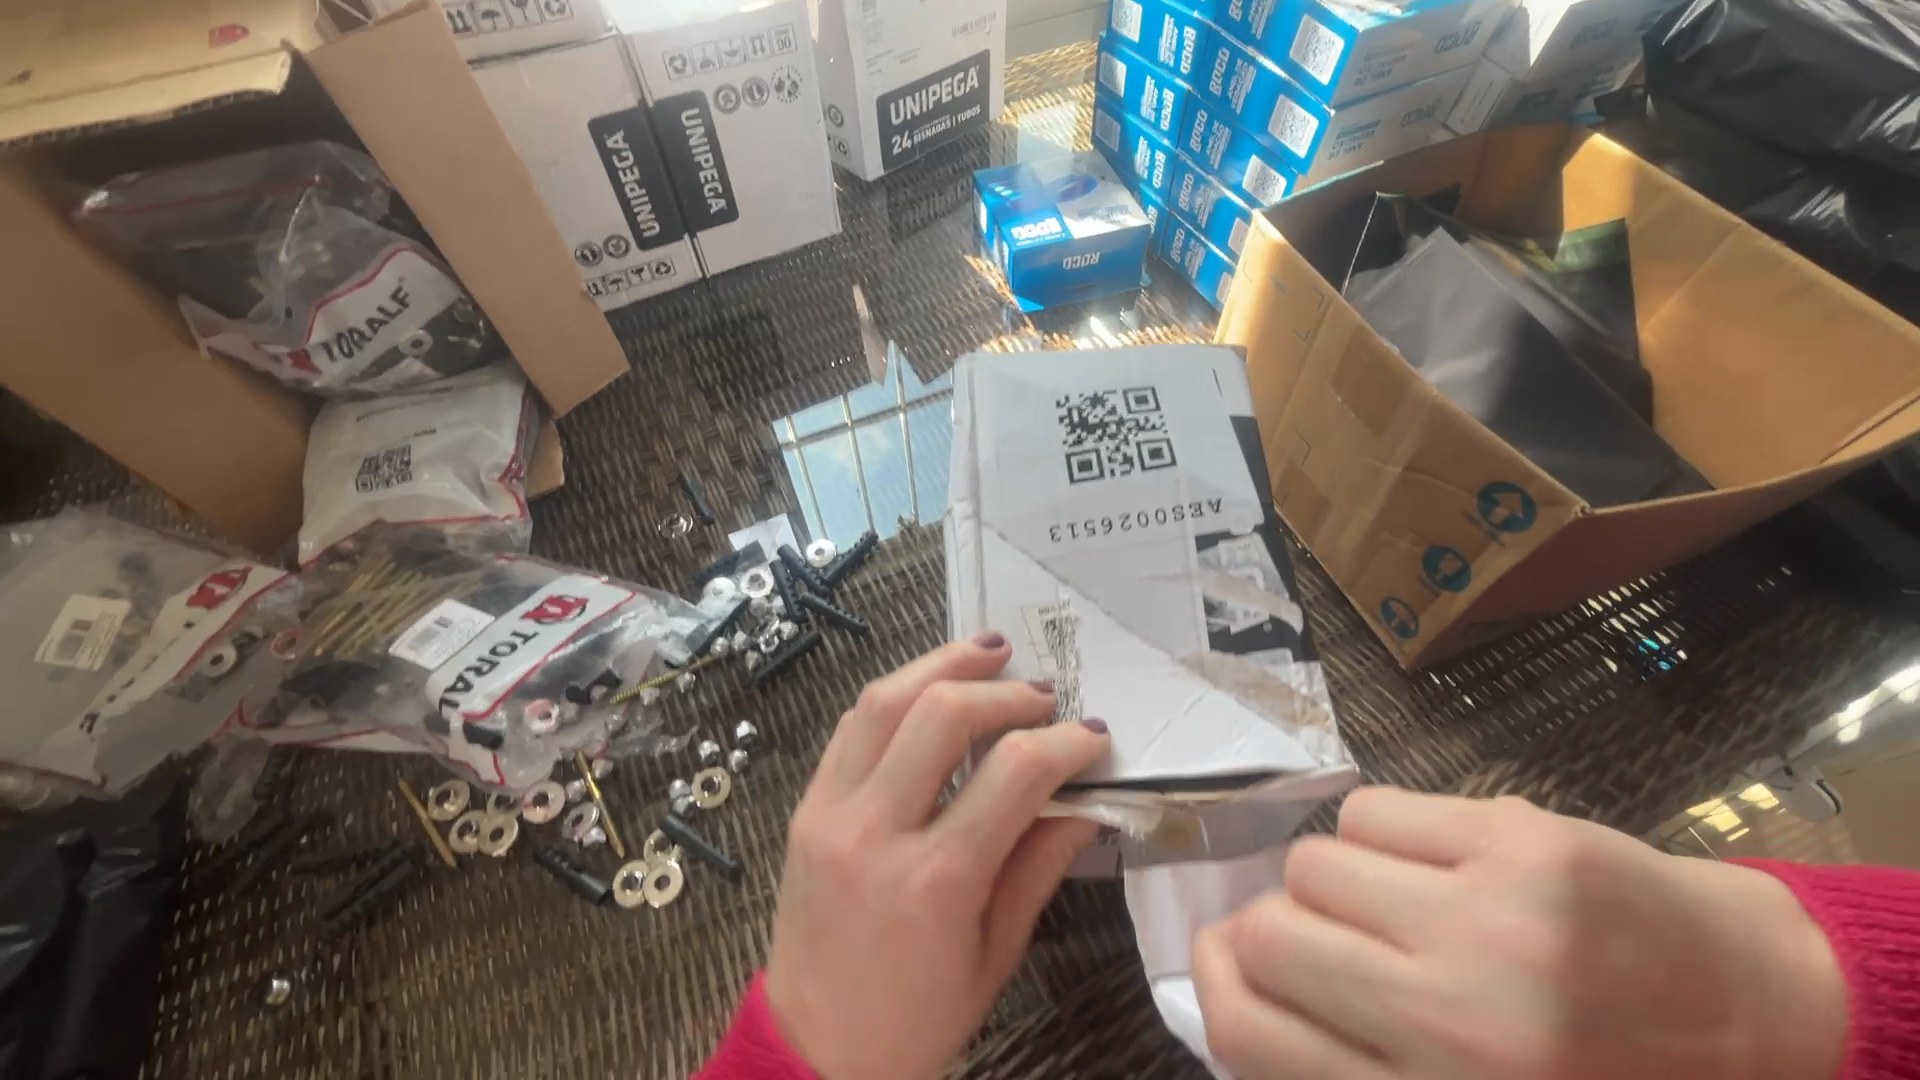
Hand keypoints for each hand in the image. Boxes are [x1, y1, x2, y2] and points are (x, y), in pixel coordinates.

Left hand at [765, 634, 1111, 1079]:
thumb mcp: (996, 953)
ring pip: (883, 701)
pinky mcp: (805, 806)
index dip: (1066, 742)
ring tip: (987, 651)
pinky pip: (850, 727)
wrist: (811, 1053)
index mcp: (936, 880)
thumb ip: (1040, 865)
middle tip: (1042, 692)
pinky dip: (895, 696)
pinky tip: (928, 688)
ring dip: (941, 665)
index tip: (1092, 735)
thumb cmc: (917, 1020)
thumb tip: (1085, 802)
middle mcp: (875, 831)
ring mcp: (829, 811)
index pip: (1014, 772)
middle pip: (942, 714)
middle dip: (1004, 691)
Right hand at [1193, 788, 1847, 1079]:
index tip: (1223, 959)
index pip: (1246, 1032)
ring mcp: (1489, 923)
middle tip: (1323, 933)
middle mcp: (1454, 1024)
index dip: (1212, 983)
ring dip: (1336, 880)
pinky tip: (1435, 859)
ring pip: (1311, 862)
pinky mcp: (1519, 842)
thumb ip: (1345, 1062)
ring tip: (1394, 899)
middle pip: (1265, 930)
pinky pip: (1369, 811)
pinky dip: (1380, 833)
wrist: (1760, 1017)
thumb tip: (1228, 970)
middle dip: (1277, 924)